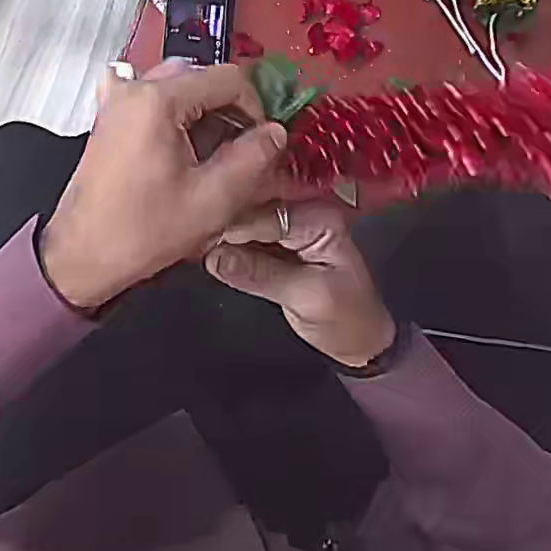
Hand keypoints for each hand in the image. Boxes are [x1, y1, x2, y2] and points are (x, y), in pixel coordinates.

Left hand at [40, 59, 286, 309]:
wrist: (81, 255)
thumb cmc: (139, 232)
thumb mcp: (212, 200)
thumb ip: (253, 158)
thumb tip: (275, 132)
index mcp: (159, 101)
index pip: (228, 78)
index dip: (255, 106)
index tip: (260, 139)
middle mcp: (135, 89)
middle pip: (203, 76)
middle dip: (230, 107)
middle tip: (240, 145)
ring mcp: (118, 99)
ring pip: (179, 82)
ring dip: (204, 107)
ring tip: (211, 147)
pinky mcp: (111, 115)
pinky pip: (150, 93)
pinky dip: (172, 107)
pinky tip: (177, 133)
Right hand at [206, 201, 396, 368]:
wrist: (362, 340)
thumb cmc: (347, 319)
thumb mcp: (308, 298)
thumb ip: (261, 274)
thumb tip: (214, 257)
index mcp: (319, 216)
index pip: (266, 215)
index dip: (231, 225)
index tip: (195, 235)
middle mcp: (303, 211)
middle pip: (253, 212)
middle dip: (223, 226)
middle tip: (188, 239)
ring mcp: (289, 225)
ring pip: (245, 223)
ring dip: (221, 235)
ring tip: (190, 244)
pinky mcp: (277, 241)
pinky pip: (246, 238)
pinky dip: (228, 246)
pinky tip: (206, 251)